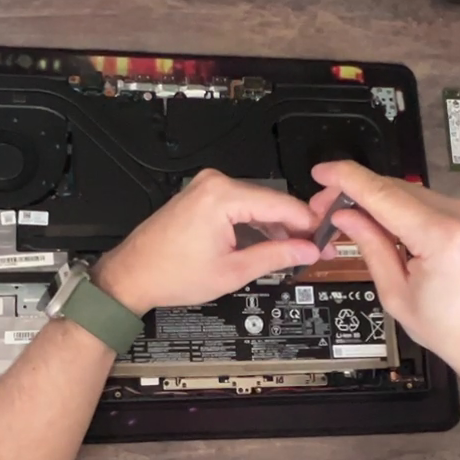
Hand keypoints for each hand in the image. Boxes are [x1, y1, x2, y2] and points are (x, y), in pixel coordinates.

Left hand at [93, 170, 320, 312]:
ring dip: (276, 227)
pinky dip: (255, 224)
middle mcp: (214, 183)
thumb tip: (306, 250)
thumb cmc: (169, 274)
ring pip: (257, 205)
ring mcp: (207, 187)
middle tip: (315, 249)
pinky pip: (240, 206)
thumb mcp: (233, 271)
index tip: (326, 239)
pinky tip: (269, 243)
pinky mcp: (202, 196)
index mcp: (222, 196)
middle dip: (294, 227)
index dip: (309, 224)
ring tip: (295, 251)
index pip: (282, 204)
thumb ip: (276, 256)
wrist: (133, 276)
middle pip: (271, 202)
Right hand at [308, 161, 459, 394]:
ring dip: (377, 203)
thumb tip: (346, 219)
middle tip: (326, 210)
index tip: (322, 172)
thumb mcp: (396, 294)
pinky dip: (399, 210)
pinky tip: (382, 225)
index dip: (347, 179)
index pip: (382, 194)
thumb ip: (371, 247)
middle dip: (357, 194)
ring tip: (351, 221)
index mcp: (440, 236)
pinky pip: (427, 204)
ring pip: (409, 194)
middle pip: (394, 189)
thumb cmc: (453, 330)